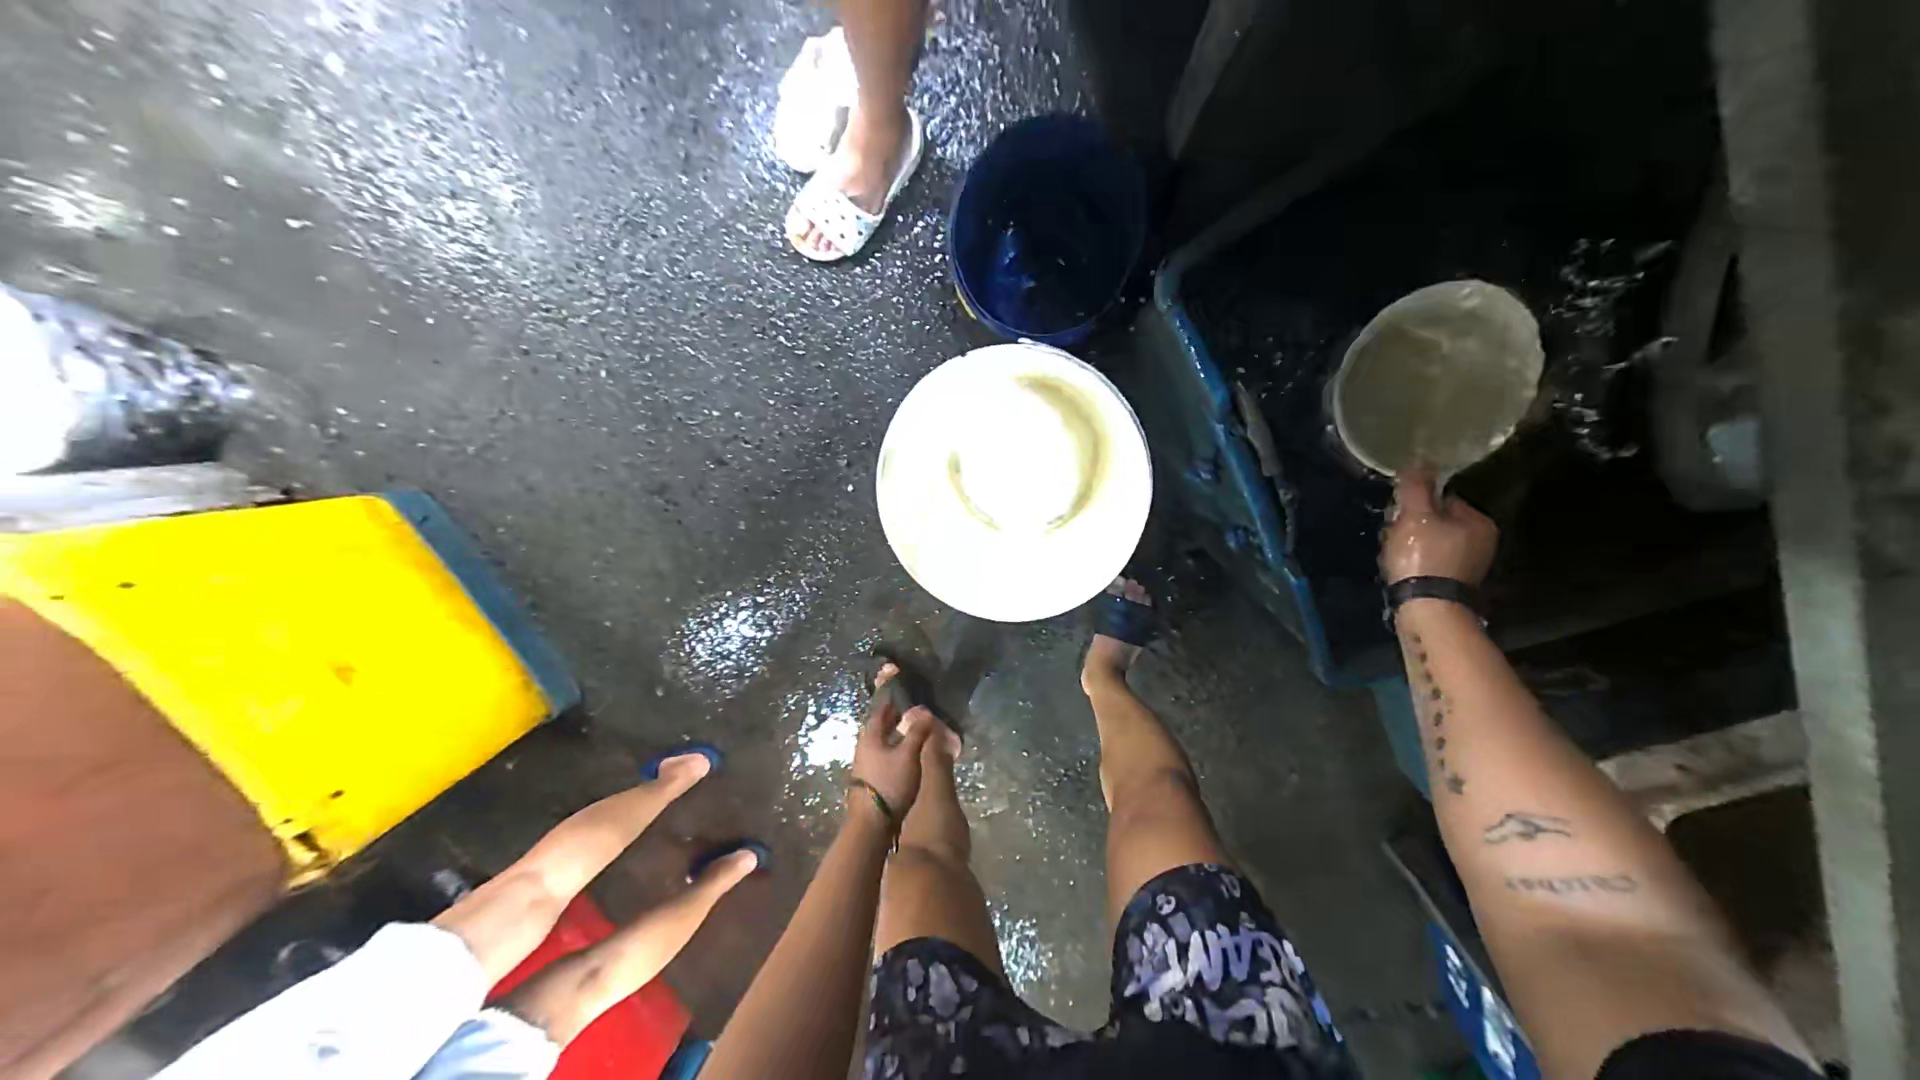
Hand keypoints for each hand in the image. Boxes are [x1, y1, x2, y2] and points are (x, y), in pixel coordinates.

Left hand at [851, 698, 939, 820]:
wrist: (871, 822)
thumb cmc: (890, 783)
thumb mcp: (908, 756)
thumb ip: (917, 733)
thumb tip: (926, 712)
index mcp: (870, 737)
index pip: (880, 711)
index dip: (891, 701)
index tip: (903, 693)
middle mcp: (864, 747)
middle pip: (879, 727)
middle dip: (894, 718)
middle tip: (911, 712)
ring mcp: (865, 763)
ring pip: (881, 742)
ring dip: (894, 735)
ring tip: (912, 732)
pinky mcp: (870, 778)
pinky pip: (883, 754)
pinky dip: (893, 748)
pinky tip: (905, 754)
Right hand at [1381, 467, 1497, 585]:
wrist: (1426, 607)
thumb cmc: (1422, 556)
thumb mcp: (1415, 514)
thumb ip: (1416, 487)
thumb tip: (1418, 461)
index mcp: (1478, 522)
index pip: (1442, 499)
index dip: (1414, 504)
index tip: (1398, 515)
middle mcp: (1481, 542)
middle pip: (1435, 521)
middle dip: (1411, 526)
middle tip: (1394, 536)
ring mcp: (1468, 565)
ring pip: (1430, 542)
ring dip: (1409, 545)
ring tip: (1394, 555)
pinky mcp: (1454, 583)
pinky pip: (1430, 562)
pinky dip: (1414, 563)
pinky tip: (1401, 569)